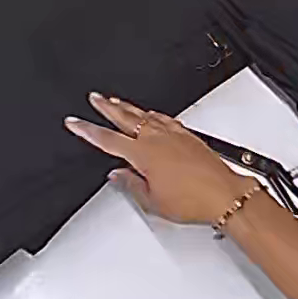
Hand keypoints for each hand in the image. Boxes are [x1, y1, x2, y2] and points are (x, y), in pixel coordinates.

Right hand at [66, 92, 256, 225]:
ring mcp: (174, 134)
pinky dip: (152, 114)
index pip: (107, 139)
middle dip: (106, 106)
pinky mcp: (187, 134)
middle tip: (94, 97)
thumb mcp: (153, 201)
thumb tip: (118, 175)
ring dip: (128, 107)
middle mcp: (157, 138)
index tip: (74, 122)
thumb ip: (131, 184)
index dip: (87, 130)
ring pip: (145, 115)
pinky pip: (164, 118)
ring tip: (115, 101)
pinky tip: (150, 114)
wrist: (223, 194)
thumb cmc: (192, 200)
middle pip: (125, 117)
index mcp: (143, 154)